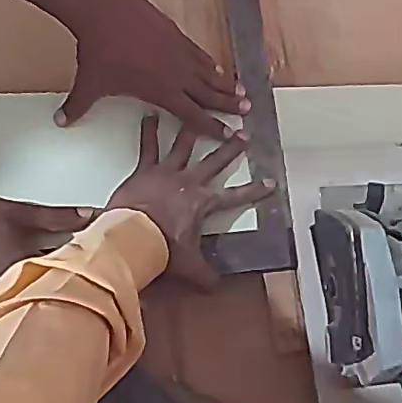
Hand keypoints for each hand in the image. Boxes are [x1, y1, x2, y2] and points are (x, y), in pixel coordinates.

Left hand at [56, 0, 249, 136]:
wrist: (103, 10)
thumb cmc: (99, 52)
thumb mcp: (89, 84)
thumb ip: (78, 106)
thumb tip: (60, 121)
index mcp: (162, 92)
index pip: (194, 116)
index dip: (213, 127)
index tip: (230, 135)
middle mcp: (176, 74)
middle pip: (210, 94)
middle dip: (229, 105)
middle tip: (249, 113)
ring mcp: (178, 52)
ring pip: (209, 72)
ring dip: (226, 84)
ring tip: (242, 92)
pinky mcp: (175, 33)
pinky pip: (198, 53)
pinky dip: (210, 63)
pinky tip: (216, 66)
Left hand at [106, 114, 276, 288]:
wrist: (131, 236)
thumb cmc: (161, 248)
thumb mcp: (188, 266)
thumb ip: (205, 276)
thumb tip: (217, 287)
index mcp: (203, 204)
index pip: (236, 197)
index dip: (255, 191)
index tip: (270, 182)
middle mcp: (189, 183)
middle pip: (215, 162)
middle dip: (230, 149)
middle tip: (243, 134)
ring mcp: (167, 173)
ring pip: (184, 146)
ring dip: (193, 131)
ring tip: (201, 115)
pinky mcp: (145, 170)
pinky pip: (149, 147)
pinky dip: (148, 131)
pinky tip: (149, 115)